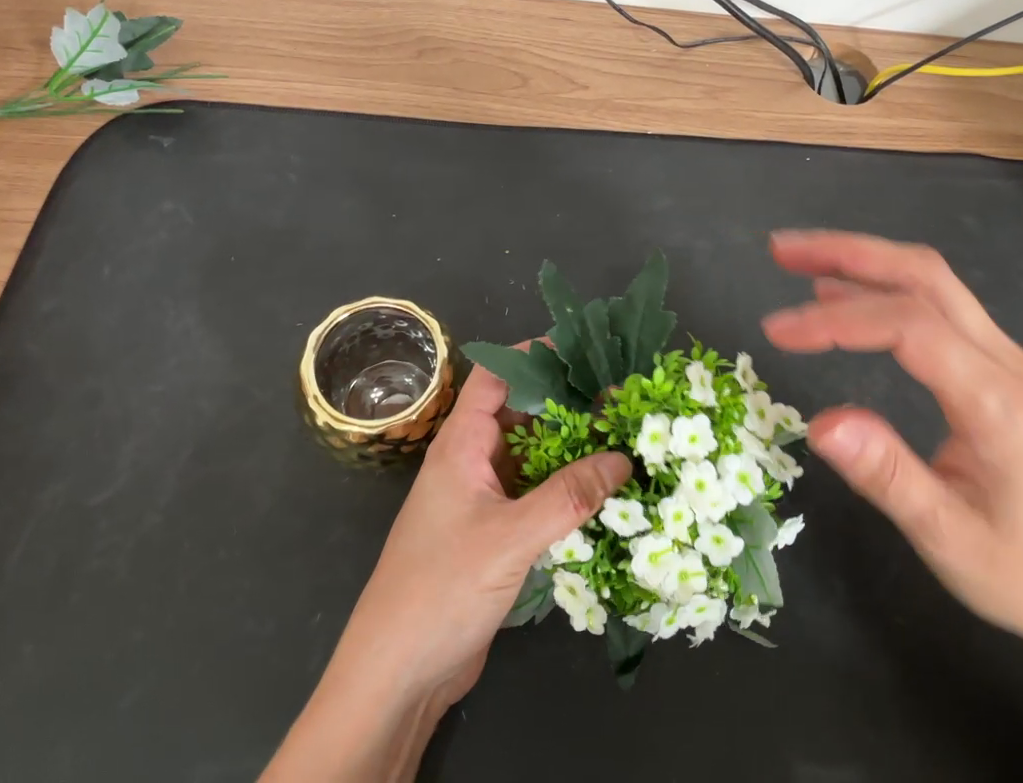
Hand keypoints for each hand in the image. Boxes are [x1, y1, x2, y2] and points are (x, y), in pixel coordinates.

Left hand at [262, 360, 631, 781]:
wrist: (398, 671)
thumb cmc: (441, 589)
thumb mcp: (509, 537)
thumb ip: (567, 496)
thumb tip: (623, 459)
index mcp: (459, 448)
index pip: (494, 379)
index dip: (532, 356)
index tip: (583, 350)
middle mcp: (469, 466)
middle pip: (519, 417)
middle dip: (565, 405)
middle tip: (622, 399)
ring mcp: (480, 503)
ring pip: (530, 461)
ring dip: (569, 450)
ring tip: (624, 440)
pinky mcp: (491, 539)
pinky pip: (533, 499)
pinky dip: (564, 491)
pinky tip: (603, 495)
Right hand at [761, 230, 1022, 666]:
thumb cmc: (1018, 571)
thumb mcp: (944, 535)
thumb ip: (885, 474)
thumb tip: (818, 423)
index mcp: (996, 402)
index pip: (909, 327)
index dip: (836, 320)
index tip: (776, 332)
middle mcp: (1006, 363)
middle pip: (925, 278)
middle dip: (849, 254)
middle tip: (781, 251)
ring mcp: (1005, 361)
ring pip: (933, 283)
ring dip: (864, 262)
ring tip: (798, 260)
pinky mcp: (995, 370)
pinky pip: (937, 308)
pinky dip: (883, 289)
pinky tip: (842, 294)